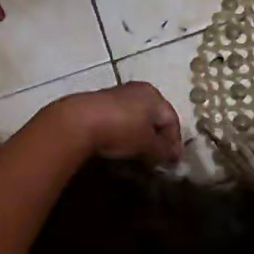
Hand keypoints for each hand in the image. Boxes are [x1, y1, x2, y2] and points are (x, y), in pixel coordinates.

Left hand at [47, 82, 182, 164]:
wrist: (78, 122)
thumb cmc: (121, 130)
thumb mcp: (148, 145)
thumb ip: (164, 151)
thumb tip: (174, 158)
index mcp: (154, 96)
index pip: (172, 121)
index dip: (175, 144)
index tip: (173, 163)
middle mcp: (138, 90)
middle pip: (154, 118)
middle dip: (158, 140)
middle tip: (157, 160)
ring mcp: (117, 94)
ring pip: (137, 119)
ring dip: (141, 137)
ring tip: (139, 155)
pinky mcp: (99, 103)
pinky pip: (120, 120)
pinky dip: (124, 133)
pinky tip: (120, 146)